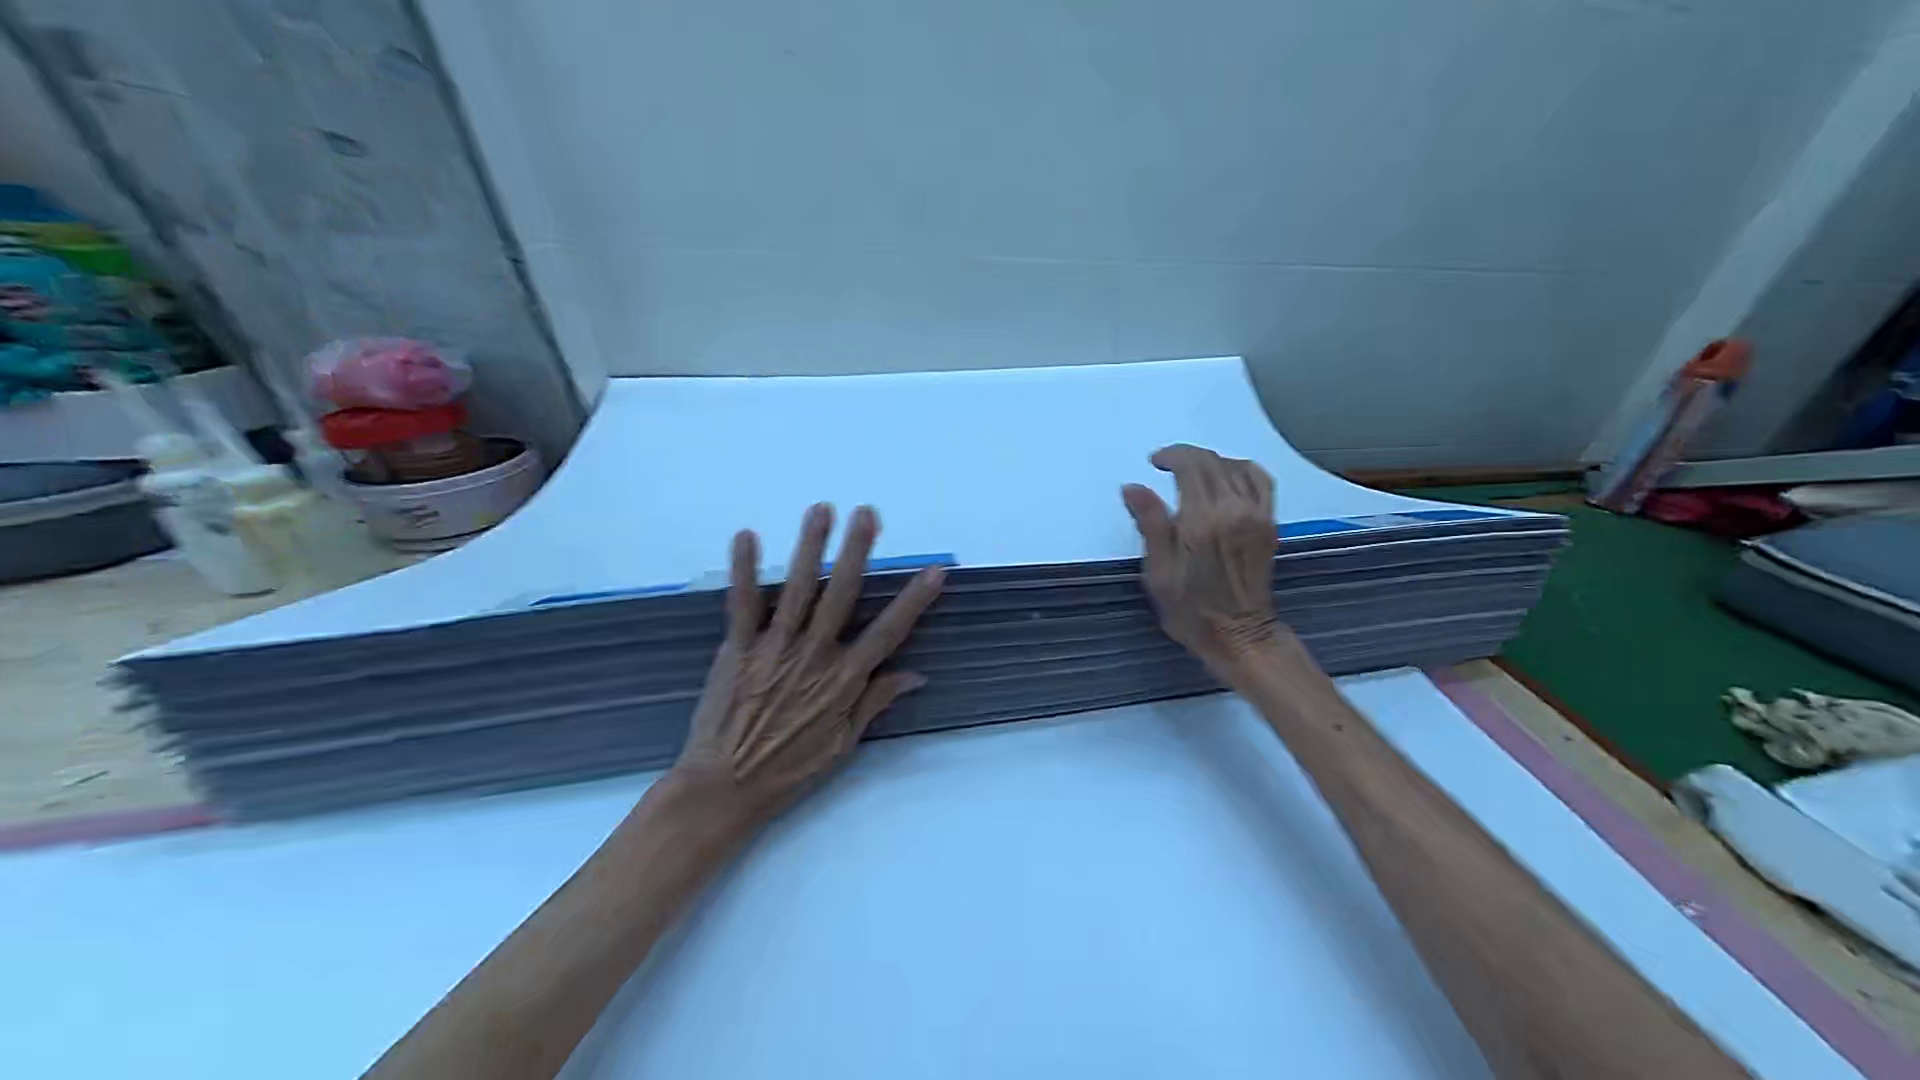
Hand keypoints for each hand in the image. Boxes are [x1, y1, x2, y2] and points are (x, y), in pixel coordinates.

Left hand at [670, 503, 945, 827]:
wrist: (726, 787)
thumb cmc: (790, 769)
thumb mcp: (844, 744)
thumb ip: (875, 702)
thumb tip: (915, 674)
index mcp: (844, 680)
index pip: (887, 633)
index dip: (913, 601)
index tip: (934, 572)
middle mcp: (813, 656)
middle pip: (840, 595)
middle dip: (856, 552)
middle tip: (867, 514)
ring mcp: (774, 649)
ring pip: (797, 590)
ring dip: (810, 548)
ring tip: (821, 510)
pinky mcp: (737, 649)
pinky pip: (742, 605)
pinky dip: (743, 570)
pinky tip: (747, 536)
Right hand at [1121, 444, 1280, 675]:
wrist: (1239, 635)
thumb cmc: (1190, 609)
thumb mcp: (1158, 572)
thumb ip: (1150, 524)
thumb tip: (1134, 487)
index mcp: (1202, 521)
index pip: (1191, 466)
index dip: (1171, 456)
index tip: (1155, 463)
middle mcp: (1233, 510)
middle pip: (1212, 462)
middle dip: (1187, 457)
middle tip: (1167, 466)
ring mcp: (1257, 515)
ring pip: (1235, 467)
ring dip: (1211, 462)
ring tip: (1192, 473)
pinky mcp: (1269, 523)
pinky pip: (1261, 480)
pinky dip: (1242, 469)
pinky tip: (1227, 475)